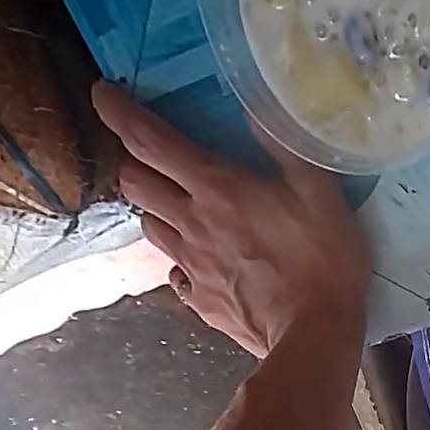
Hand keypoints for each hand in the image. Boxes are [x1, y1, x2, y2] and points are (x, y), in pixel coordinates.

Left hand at [93, 81, 370, 356]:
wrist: (315, 333)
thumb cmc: (324, 261)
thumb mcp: (320, 192)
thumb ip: (284, 146)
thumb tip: (253, 108)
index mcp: (217, 188)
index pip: (148, 139)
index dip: (118, 111)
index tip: (105, 95)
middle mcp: (192, 224)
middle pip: (134, 183)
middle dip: (135, 163)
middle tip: (156, 162)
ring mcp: (192, 268)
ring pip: (149, 227)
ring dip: (156, 211)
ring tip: (180, 210)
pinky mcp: (201, 302)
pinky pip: (175, 274)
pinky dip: (179, 261)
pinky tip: (201, 263)